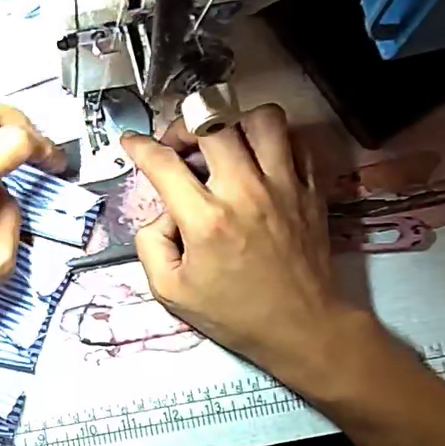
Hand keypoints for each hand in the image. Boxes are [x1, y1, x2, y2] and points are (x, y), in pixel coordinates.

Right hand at [123, 105, 378, 386]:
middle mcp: (246, 192)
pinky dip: (275, 141)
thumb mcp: (172, 292)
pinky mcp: (310, 190)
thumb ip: (151, 244)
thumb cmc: (236, 314)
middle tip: (180, 147)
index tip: (133, 144)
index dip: (140, 146)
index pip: (164, 162)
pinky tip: (261, 160)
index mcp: (207, 220)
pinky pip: (297, 142)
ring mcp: (284, 187)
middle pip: (212, 123)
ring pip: (262, 119)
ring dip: (236, 123)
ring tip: (225, 144)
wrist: (301, 326)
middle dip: (184, 126)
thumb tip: (161, 211)